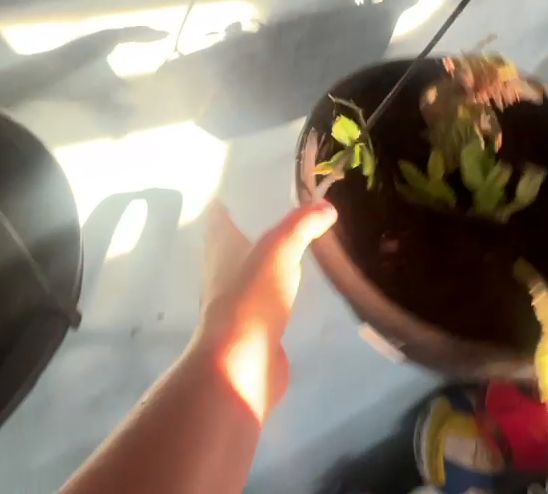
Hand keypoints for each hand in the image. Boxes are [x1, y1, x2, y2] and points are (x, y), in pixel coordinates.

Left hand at [191, 200, 337, 420]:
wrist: (242, 365)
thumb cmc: (251, 298)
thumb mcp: (279, 249)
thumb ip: (302, 224)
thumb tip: (327, 206)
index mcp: (220, 247)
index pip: (222, 213)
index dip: (237, 197)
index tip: (263, 182)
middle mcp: (223, 271)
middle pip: (239, 241)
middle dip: (261, 226)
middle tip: (295, 209)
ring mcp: (238, 302)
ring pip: (256, 270)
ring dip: (275, 259)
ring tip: (306, 243)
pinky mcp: (255, 328)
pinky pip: (271, 300)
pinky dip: (285, 290)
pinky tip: (306, 286)